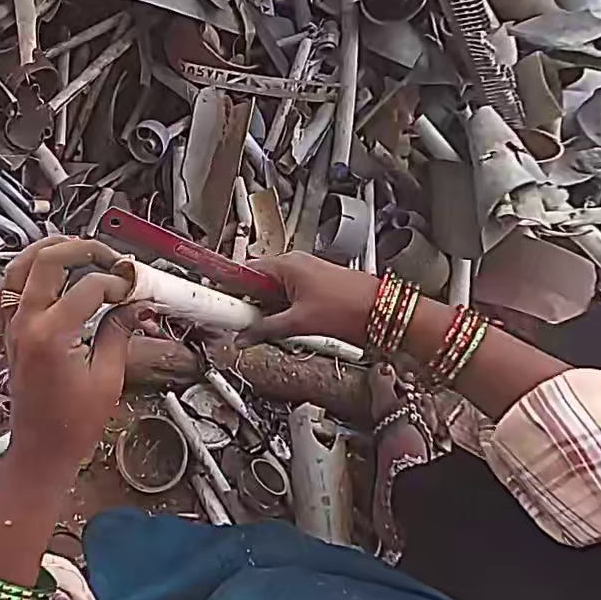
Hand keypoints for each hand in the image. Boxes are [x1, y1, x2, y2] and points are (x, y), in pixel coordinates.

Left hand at [0, 237, 147, 469]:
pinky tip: (45, 272)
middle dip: (84, 249)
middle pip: (47, 259)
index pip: (89, 286)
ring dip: (50, 250)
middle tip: (110, 258)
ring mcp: (13, 327)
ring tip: (79, 249)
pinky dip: (24, 272)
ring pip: (20, 266)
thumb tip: (134, 305)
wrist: (42, 450)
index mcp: (52, 336)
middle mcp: (26, 324)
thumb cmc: (71, 424)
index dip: (117, 284)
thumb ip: (119, 332)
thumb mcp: (107, 377)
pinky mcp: (10, 333)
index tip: (132, 291)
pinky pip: (6, 289)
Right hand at [239, 251, 379, 346]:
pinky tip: (284, 327)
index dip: (228, 287)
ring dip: (265, 310)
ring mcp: (305, 277)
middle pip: (256, 283)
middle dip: (248, 303)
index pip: (244, 270)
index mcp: (286, 263)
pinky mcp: (314, 290)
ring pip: (272, 293)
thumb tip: (244, 336)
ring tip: (266, 328)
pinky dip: (281, 312)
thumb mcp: (299, 322)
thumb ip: (266, 329)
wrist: (384, 313)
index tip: (215, 300)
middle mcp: (294, 265)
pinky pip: (287, 299)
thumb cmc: (350, 307)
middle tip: (241, 323)